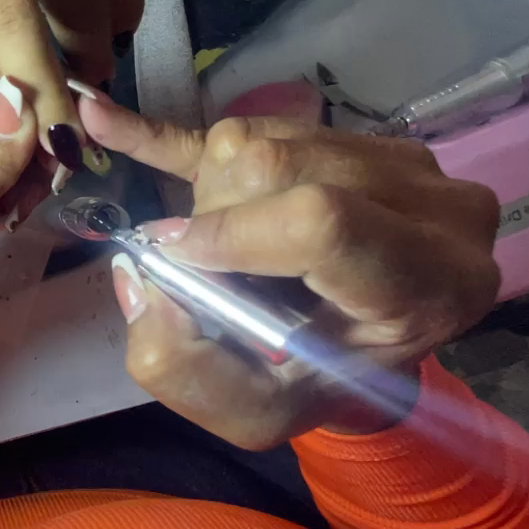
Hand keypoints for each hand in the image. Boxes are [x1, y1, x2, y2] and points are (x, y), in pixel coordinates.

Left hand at [0, 46, 37, 396]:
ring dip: (39, 164)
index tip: (61, 135)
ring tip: (23, 208)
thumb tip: (24, 98)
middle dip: (43, 131)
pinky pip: (20, 161)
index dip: (32, 88)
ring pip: (24, 129)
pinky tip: (17, 214)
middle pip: (13, 95)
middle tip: (52, 180)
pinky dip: (31, 184)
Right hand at [78, 102, 502, 449]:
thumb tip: (141, 274)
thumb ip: (184, 365)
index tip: (180, 262)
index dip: (229, 236)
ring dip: (207, 194)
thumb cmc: (308, 383)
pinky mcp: (333, 135)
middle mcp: (431, 206)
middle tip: (210, 268)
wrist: (349, 349)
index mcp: (427, 284)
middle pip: (274, 167)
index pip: (320, 222)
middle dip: (211, 218)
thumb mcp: (249, 411)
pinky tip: (98, 117)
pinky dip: (153, 131)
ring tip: (222, 240)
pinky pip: (235, 124)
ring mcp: (389, 157)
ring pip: (253, 140)